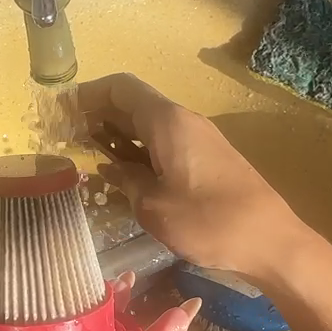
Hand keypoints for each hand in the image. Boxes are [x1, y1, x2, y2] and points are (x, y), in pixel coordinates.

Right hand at [79, 73, 312, 280]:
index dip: (88, 94)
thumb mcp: (154, 206)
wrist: (270, 242)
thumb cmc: (209, 222)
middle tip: (66, 135)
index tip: (61, 110)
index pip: (121, 88)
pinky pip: (163, 143)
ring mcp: (197, 140)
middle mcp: (183, 121)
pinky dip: (137, 151)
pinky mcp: (206, 160)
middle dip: (98, 114)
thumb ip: (127, 181)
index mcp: (168, 122)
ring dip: (117, 134)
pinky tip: (121, 173)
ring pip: (148, 125)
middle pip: (133, 104)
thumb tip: (111, 169)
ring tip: (86, 153)